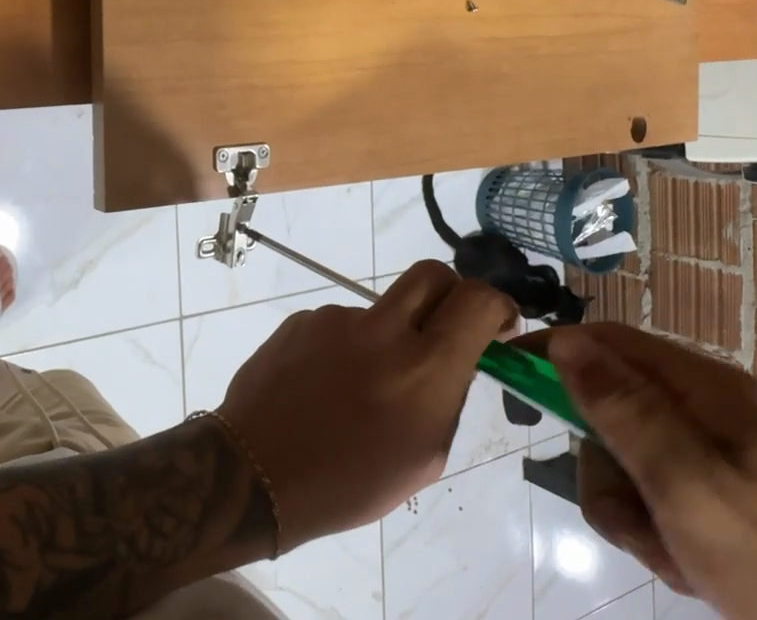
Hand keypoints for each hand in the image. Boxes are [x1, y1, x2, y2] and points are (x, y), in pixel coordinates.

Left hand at [215, 260, 515, 551]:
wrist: (259, 469)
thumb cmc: (351, 481)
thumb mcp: (426, 456)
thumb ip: (445, 398)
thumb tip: (450, 365)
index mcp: (424, 367)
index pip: (476, 299)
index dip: (496, 306)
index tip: (496, 327)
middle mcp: (380, 329)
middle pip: (430, 275)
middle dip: (448, 294)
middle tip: (441, 331)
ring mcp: (333, 319)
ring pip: (378, 311)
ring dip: (383, 338)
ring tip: (357, 392)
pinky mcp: (298, 321)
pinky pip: (337, 326)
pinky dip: (343, 349)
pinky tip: (324, 388)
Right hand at [526, 323, 756, 619]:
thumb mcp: (688, 484)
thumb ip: (623, 409)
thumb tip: (564, 338)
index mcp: (708, 391)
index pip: (605, 340)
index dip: (551, 350)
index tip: (507, 376)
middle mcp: (715, 411)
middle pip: (613, 409)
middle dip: (604, 466)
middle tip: (629, 513)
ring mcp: (729, 455)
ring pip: (633, 461)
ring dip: (633, 510)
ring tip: (674, 554)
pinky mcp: (738, 495)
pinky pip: (668, 496)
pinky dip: (665, 531)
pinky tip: (694, 566)